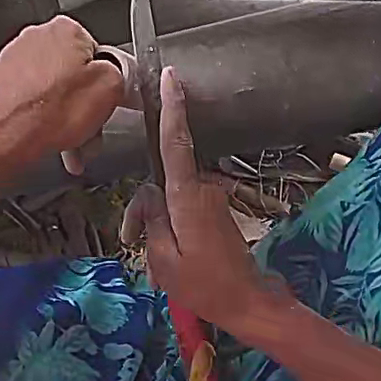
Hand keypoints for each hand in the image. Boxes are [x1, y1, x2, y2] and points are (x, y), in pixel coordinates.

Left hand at [0, 16, 124, 188]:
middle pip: (79, 75)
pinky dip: (47, 121)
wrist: (1, 138)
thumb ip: (123, 74)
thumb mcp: (110, 89)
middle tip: (93, 129)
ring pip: (58, 93)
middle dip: (88, 106)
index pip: (104, 55)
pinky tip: (51, 139)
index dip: (111, 85)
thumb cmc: (47, 114)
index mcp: (67, 30)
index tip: (111, 104)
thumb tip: (122, 76)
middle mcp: (38, 39)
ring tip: (73, 143)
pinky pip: (37, 103)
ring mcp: (17, 61)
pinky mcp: (4, 85)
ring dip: (69, 119)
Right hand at [122, 67, 290, 334]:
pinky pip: (184, 208)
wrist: (247, 302)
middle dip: (144, 209)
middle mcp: (203, 191)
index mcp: (188, 198)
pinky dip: (173, 227)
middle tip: (132, 242)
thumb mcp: (163, 260)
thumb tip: (150, 199)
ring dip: (158, 223)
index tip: (170, 78)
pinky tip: (170, 259)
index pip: (176, 143)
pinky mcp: (217, 211)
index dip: (172, 109)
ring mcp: (212, 200)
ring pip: (171, 197)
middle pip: (161, 181)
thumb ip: (152, 222)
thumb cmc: (204, 286)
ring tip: (157, 263)